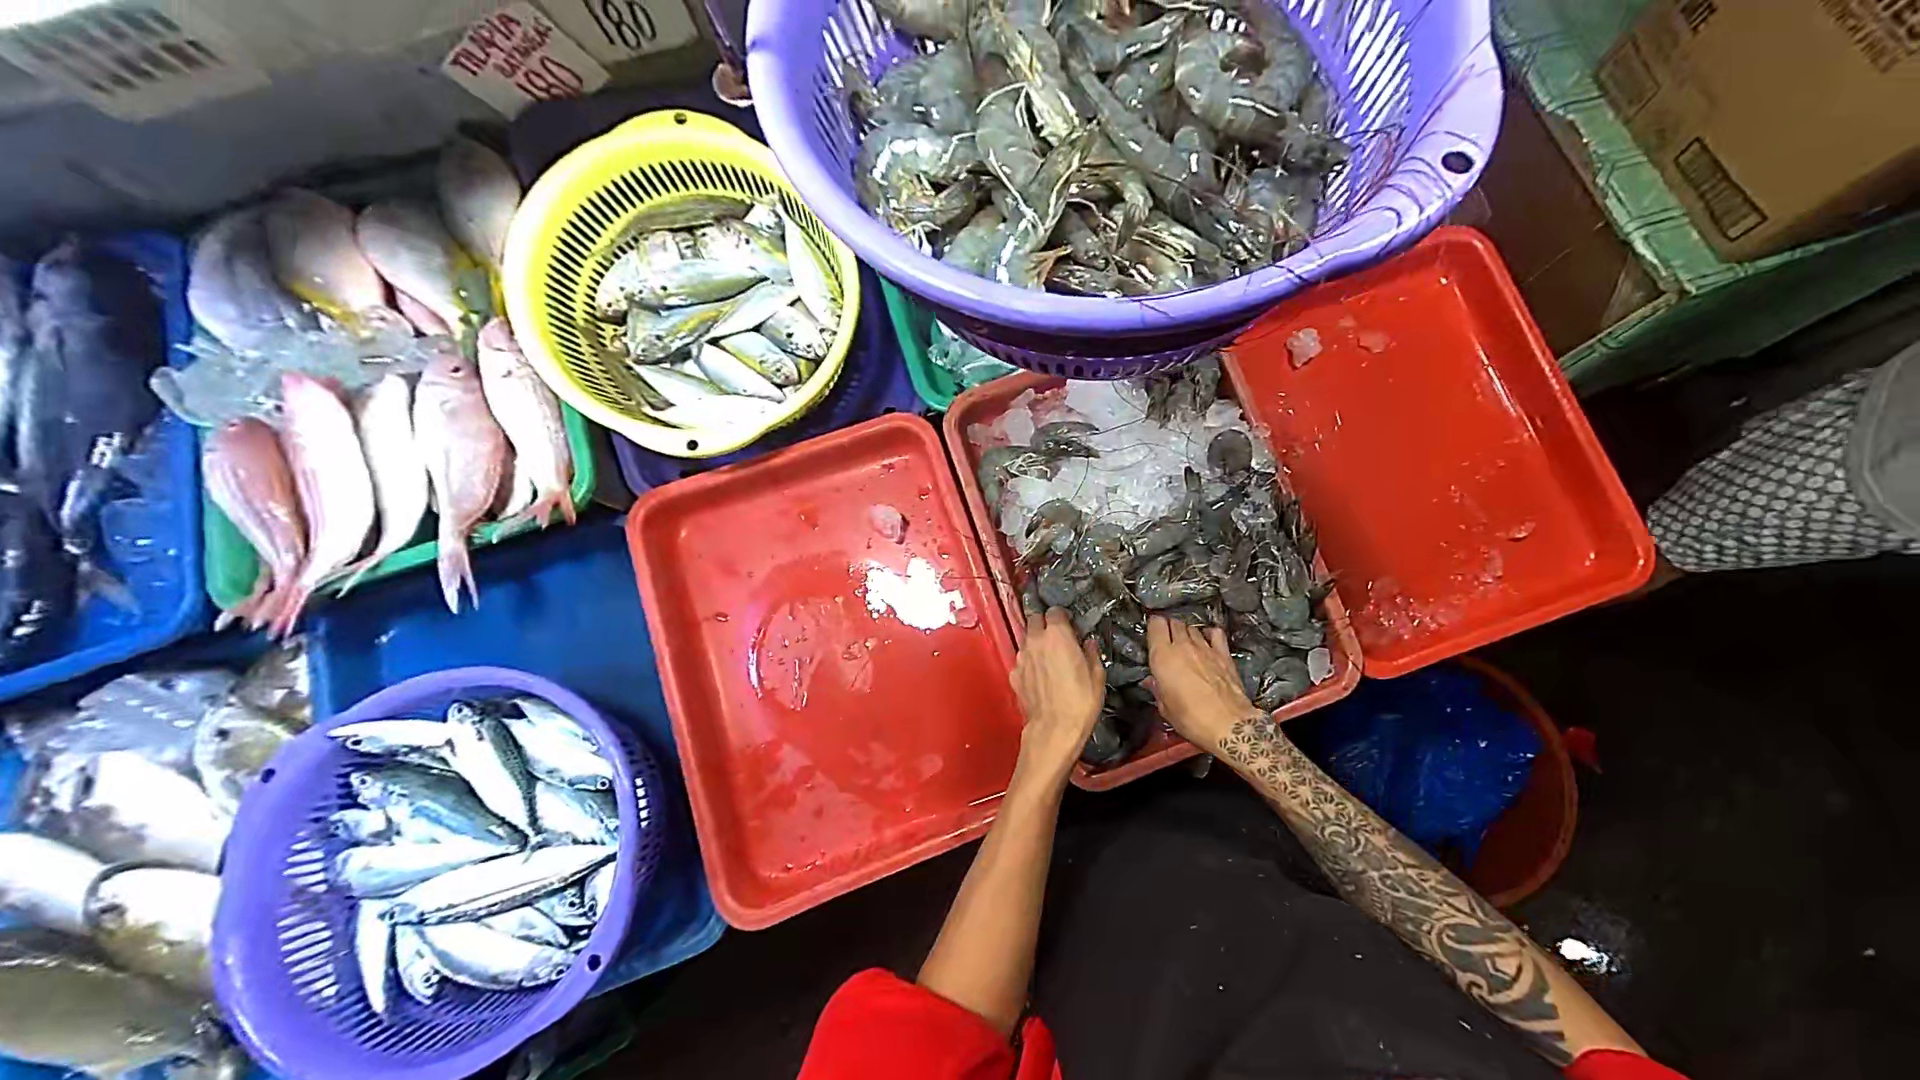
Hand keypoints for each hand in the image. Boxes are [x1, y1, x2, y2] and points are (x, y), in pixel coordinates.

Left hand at [1009, 608, 1104, 781]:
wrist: (1054, 729)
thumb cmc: (1080, 701)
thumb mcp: (1097, 675)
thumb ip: (1091, 652)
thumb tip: (1088, 642)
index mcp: (1057, 634)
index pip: (1055, 611)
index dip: (1063, 617)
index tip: (1070, 626)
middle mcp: (1035, 640)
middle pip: (1035, 619)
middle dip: (1045, 624)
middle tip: (1058, 637)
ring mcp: (1021, 657)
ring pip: (1026, 639)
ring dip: (1036, 643)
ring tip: (1050, 659)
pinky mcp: (1014, 674)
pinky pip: (1022, 660)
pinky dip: (1030, 663)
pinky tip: (1040, 677)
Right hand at [1145, 616, 1257, 744]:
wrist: (1228, 724)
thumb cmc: (1192, 718)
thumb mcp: (1165, 707)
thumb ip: (1157, 689)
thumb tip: (1152, 682)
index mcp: (1163, 657)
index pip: (1156, 624)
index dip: (1153, 625)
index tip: (1152, 631)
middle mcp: (1183, 647)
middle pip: (1175, 623)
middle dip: (1169, 628)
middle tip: (1167, 638)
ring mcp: (1205, 648)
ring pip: (1193, 627)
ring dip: (1187, 632)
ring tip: (1185, 642)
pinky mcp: (1223, 654)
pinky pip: (1215, 633)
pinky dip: (1209, 634)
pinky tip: (1207, 641)